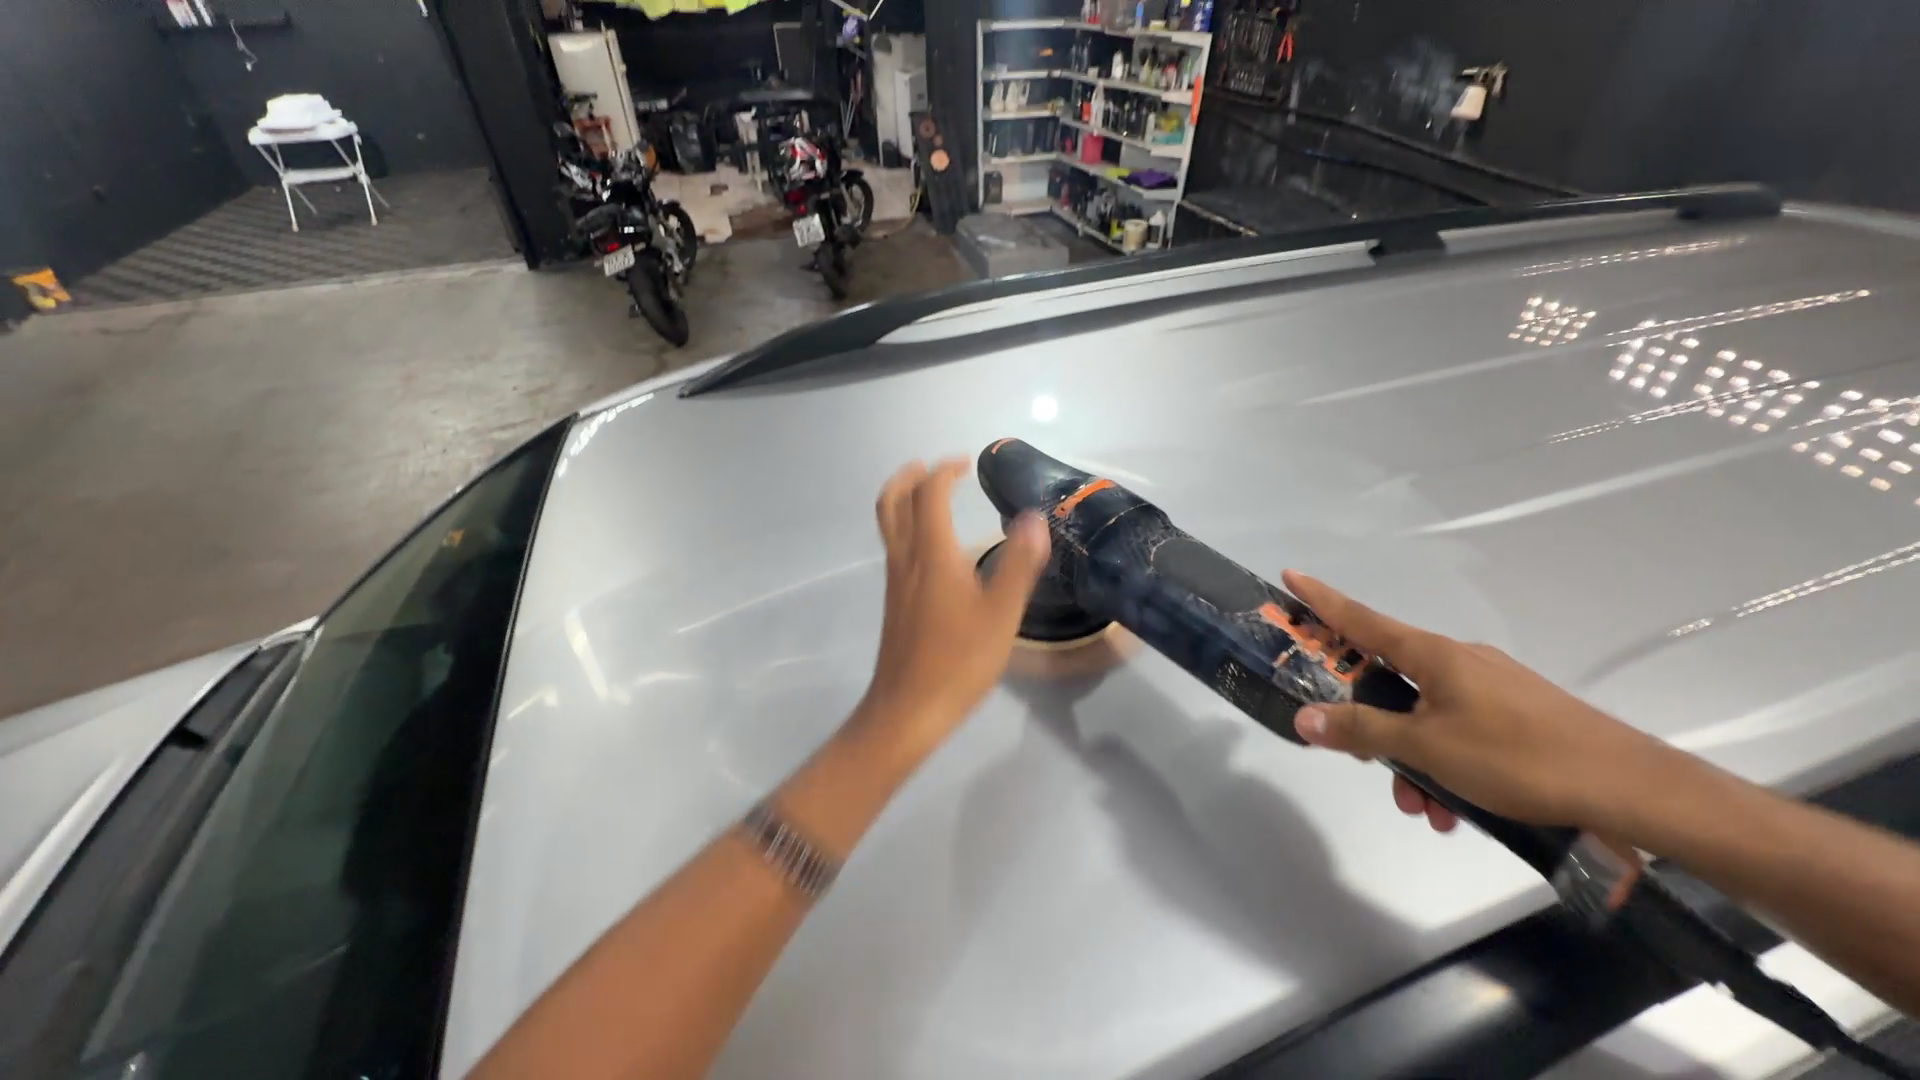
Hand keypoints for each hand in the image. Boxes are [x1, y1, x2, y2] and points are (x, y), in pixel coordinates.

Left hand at [857, 459, 1050, 755]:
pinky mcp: (894, 602)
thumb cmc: (959, 661)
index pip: (929, 494)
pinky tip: (935, 548)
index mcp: (931, 554)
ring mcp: (895, 582)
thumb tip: (1034, 518)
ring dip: (904, 499)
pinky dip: (907, 526)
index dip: (944, 471)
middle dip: (910, 476)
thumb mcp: (1001, 614)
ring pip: (889, 525)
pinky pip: (895, 547)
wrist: (908, 709)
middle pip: (892, 502)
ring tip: (932, 496)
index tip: (966, 463)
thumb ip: (1019, 564)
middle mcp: (906, 560)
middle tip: (933, 467)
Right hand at [1282, 570, 1671, 835]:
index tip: (1291, 575)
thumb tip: (1304, 718)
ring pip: (1425, 716)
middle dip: (1372, 728)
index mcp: (1434, 655)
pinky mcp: (1517, 716)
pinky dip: (1447, 767)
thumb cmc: (1517, 756)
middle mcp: (1458, 661)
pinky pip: (1459, 733)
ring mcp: (1491, 687)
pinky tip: (1457, 811)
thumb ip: (1363, 731)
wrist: (1629, 788)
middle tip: (1368, 765)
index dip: (1322, 600)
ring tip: (1424, 810)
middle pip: (1390, 682)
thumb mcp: (1428, 748)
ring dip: (1412, 761)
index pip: (1362, 619)